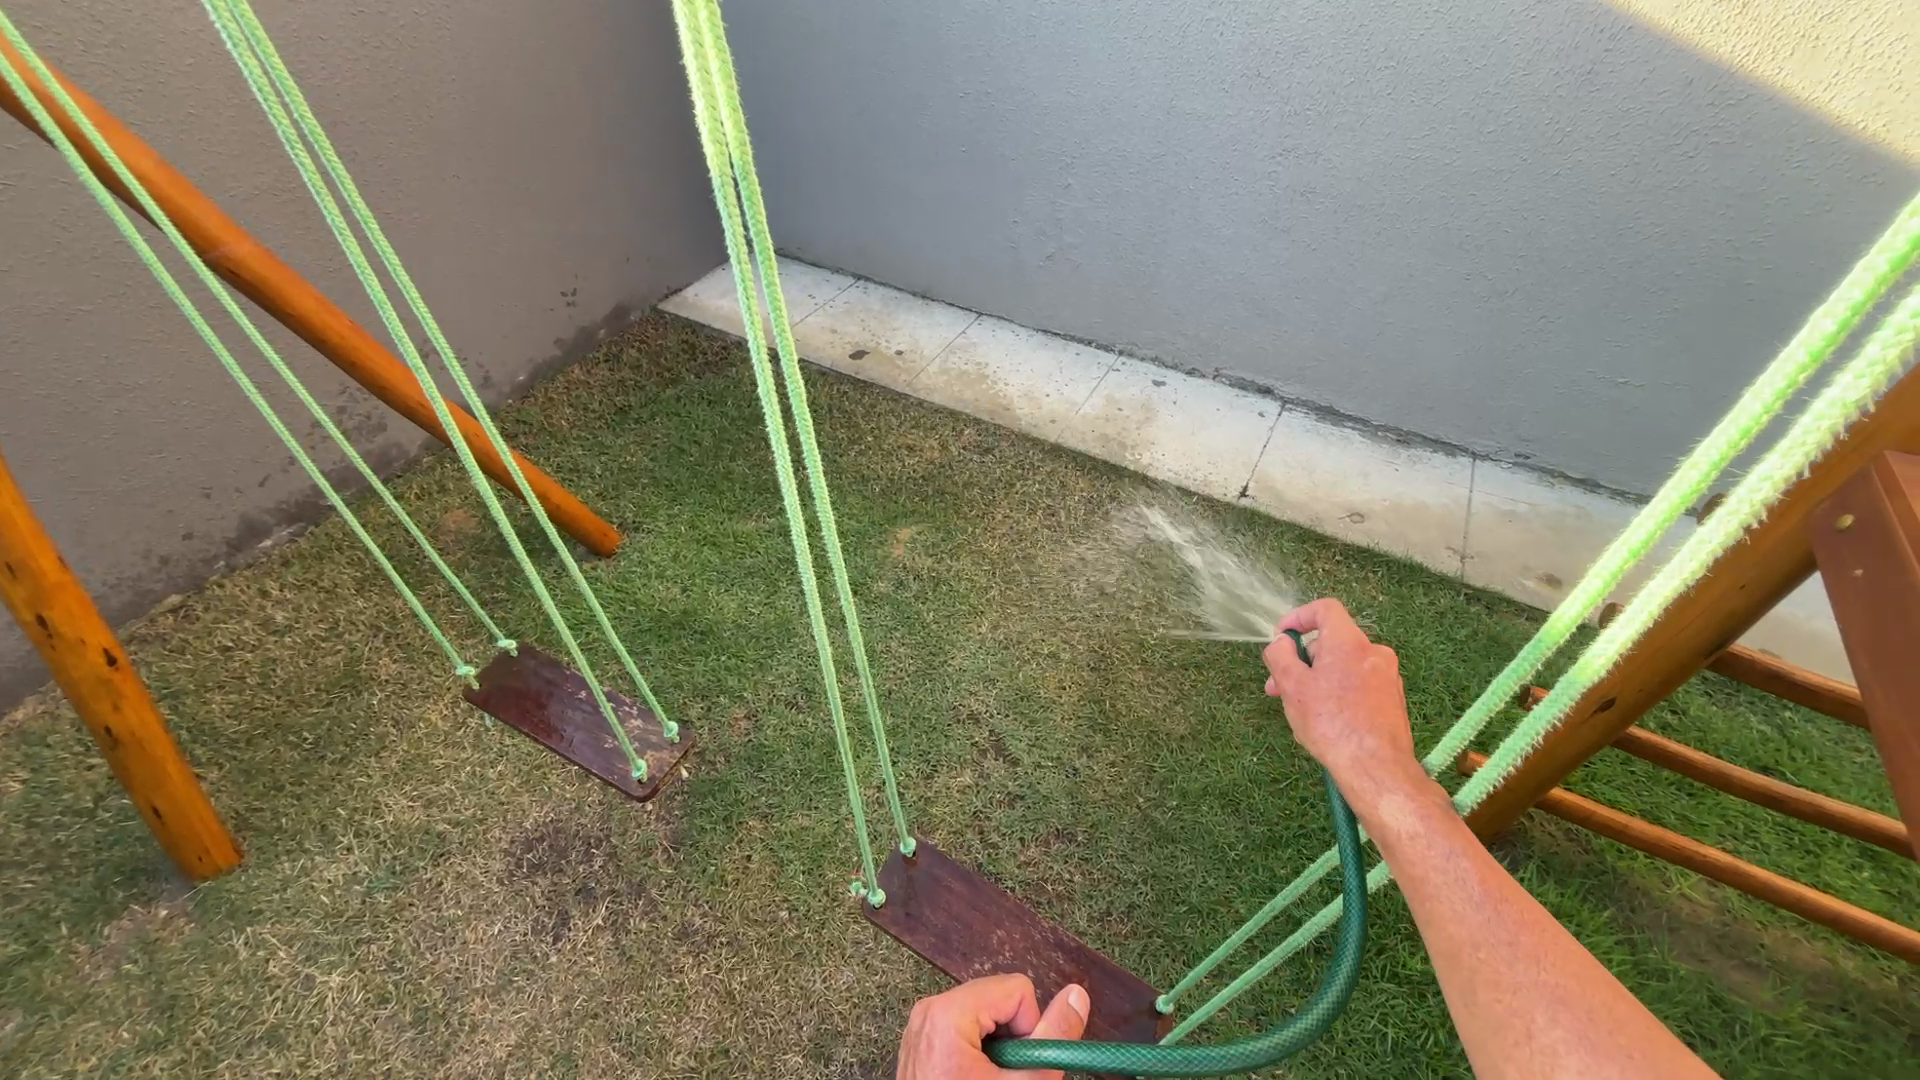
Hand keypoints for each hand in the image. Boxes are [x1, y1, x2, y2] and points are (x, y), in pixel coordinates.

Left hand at [896, 974, 1089, 1079]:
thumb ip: (1053, 1040)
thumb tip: (1076, 995)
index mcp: (948, 1013)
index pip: (1016, 990)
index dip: (1030, 1030)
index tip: (1020, 1068)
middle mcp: (931, 1008)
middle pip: (999, 998)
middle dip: (1014, 1038)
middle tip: (1006, 1078)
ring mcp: (925, 1023)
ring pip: (987, 1012)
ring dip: (1000, 1046)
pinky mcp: (925, 1038)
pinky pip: (968, 1025)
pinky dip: (981, 1050)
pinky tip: (977, 1079)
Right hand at [1263, 598, 1425, 811]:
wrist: (1376, 767)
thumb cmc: (1330, 722)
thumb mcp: (1292, 685)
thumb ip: (1280, 655)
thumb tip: (1283, 642)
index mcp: (1349, 642)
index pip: (1325, 609)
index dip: (1298, 617)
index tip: (1281, 637)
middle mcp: (1373, 652)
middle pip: (1331, 642)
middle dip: (1302, 659)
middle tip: (1278, 685)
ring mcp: (1387, 676)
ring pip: (1343, 665)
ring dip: (1317, 678)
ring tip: (1298, 707)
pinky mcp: (1393, 699)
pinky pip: (1358, 683)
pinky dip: (1338, 691)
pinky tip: (1325, 719)